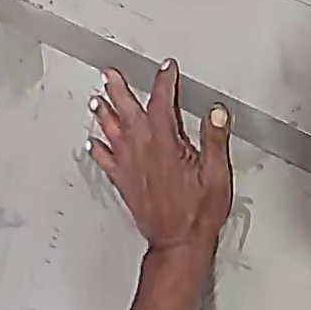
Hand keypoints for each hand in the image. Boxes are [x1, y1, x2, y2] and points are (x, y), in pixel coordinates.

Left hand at [88, 60, 232, 273]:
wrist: (179, 241)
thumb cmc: (198, 212)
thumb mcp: (217, 173)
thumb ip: (215, 139)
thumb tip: (216, 112)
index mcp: (166, 144)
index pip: (163, 103)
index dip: (164, 81)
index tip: (166, 68)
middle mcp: (142, 151)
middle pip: (127, 111)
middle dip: (118, 89)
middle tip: (109, 73)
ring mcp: (130, 167)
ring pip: (111, 132)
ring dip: (104, 113)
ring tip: (97, 99)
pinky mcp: (124, 183)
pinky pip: (105, 161)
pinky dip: (98, 149)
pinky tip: (93, 143)